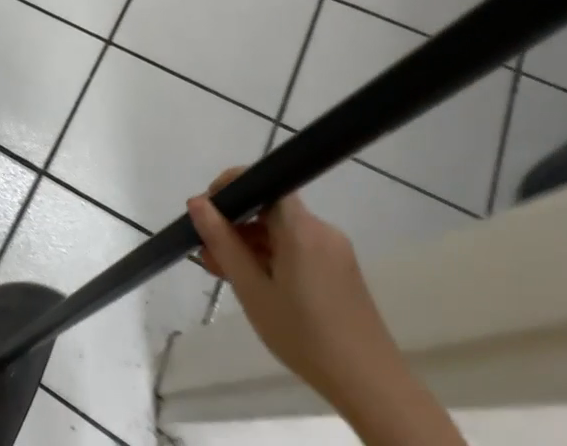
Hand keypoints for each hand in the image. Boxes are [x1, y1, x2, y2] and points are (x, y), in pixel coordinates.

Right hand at [185, 168, 399, 408]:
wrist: (368, 384)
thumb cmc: (303, 334)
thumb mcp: (251, 288)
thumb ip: (222, 241)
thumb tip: (198, 202)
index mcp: (302, 229)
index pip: (265, 183)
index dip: (232, 187)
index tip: (206, 212)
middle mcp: (322, 231)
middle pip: (269, 210)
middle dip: (233, 224)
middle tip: (207, 254)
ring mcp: (334, 252)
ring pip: (280, 232)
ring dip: (248, 245)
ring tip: (223, 273)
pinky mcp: (339, 271)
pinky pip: (295, 249)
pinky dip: (270, 257)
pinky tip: (253, 284)